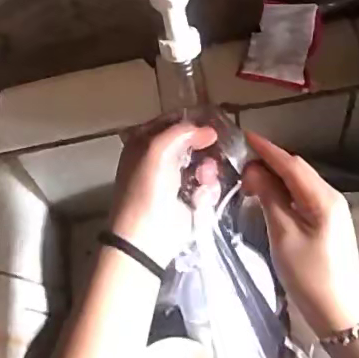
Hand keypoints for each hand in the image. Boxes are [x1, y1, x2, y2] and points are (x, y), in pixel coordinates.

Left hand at [108, 119, 218, 265]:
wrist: (145, 237)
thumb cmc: (147, 188)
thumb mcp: (157, 150)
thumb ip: (181, 132)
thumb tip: (207, 130)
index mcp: (143, 141)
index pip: (172, 121)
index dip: (193, 120)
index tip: (214, 122)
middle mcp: (158, 157)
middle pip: (192, 143)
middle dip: (204, 148)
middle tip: (211, 153)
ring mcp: (174, 179)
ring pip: (203, 164)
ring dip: (207, 170)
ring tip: (203, 179)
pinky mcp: (189, 200)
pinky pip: (208, 186)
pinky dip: (208, 190)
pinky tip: (201, 196)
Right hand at [241, 131, 358, 331]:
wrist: (341, 316)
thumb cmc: (310, 275)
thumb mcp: (283, 234)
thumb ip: (268, 196)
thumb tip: (253, 169)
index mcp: (323, 198)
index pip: (291, 164)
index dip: (266, 149)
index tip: (243, 136)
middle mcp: (330, 198)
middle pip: (296, 169)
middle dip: (268, 161)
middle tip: (239, 161)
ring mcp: (331, 211)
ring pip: (298, 182)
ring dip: (274, 175)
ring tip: (247, 177)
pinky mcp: (327, 223)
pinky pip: (301, 195)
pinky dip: (282, 189)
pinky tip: (266, 194)